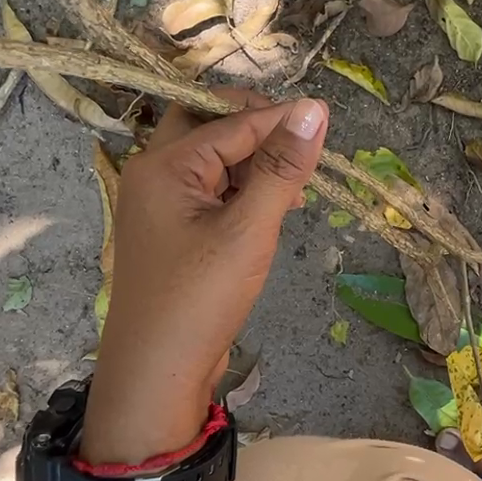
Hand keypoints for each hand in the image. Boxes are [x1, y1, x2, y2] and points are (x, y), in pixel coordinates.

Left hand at [82, 92, 327, 464]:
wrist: (156, 372)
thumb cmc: (200, 298)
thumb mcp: (249, 229)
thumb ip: (283, 167)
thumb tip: (313, 108)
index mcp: (165, 164)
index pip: (232, 121)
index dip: (280, 119)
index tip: (326, 123)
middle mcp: (155, 173)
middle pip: (208, 124)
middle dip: (257, 130)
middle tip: (300, 150)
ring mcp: (161, 202)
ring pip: (211, 157)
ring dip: (253, 161)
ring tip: (294, 187)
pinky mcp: (173, 229)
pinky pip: (210, 188)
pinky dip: (243, 189)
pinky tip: (274, 208)